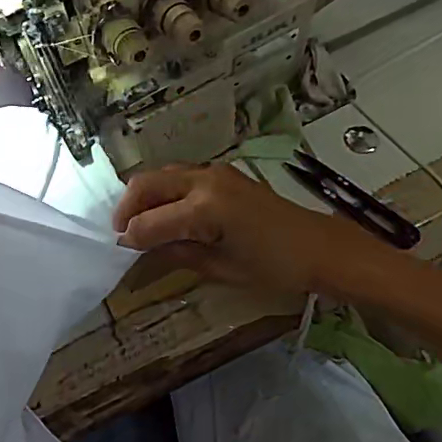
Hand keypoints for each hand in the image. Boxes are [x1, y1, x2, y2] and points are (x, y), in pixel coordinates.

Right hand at [112, 163, 417, 301]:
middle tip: (121, 234)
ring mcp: (214, 172)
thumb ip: (177, 254)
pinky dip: (164, 191)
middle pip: (146, 184)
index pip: (150, 222)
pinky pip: (180, 175)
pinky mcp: (222, 173)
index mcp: (205, 208)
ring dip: (144, 197)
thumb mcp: (222, 269)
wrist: (321, 247)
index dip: (131, 238)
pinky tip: (166, 213)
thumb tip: (141, 250)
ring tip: (141, 224)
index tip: (121, 252)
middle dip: (127, 208)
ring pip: (161, 174)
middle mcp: (204, 180)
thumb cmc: (276, 266)